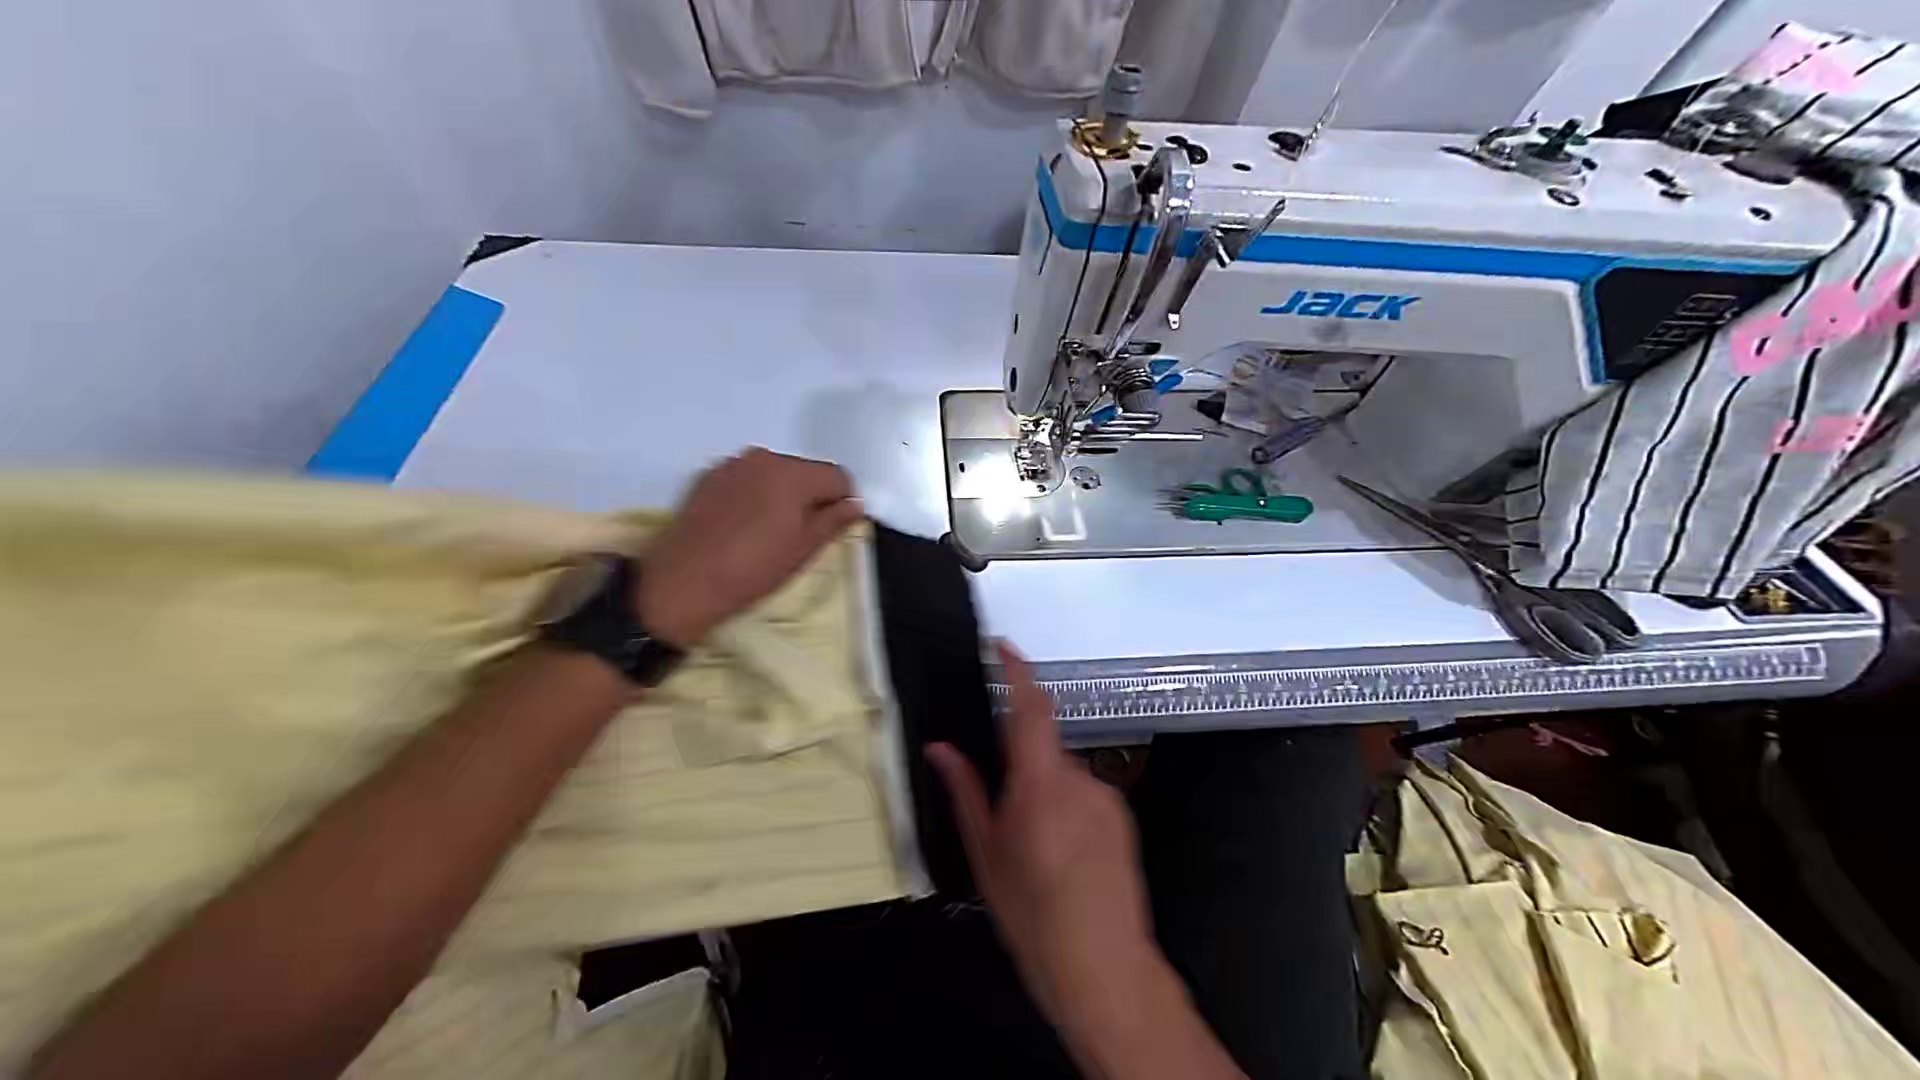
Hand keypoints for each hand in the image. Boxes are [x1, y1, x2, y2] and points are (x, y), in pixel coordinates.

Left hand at [636, 448, 863, 647]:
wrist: (682, 584)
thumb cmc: (752, 570)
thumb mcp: (803, 550)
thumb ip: (833, 521)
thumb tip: (855, 505)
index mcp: (793, 473)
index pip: (838, 476)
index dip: (842, 502)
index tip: (832, 529)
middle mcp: (764, 458)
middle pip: (805, 471)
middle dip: (811, 497)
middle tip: (800, 535)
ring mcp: (732, 465)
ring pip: (774, 474)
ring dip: (781, 495)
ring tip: (767, 532)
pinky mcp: (707, 477)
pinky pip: (746, 479)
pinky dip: (753, 496)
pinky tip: (741, 527)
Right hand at [927, 643, 1156, 1027]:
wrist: (1106, 970)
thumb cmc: (1034, 917)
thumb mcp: (987, 854)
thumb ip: (965, 791)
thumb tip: (939, 749)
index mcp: (1039, 784)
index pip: (1031, 708)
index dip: (1018, 670)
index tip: (1002, 647)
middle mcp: (1078, 779)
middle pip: (1042, 746)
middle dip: (1020, 764)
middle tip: (1003, 813)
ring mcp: (1106, 797)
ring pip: (1062, 773)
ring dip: (1042, 790)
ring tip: (1032, 846)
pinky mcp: (1121, 816)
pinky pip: (1084, 792)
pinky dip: (1065, 806)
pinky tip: (1059, 853)